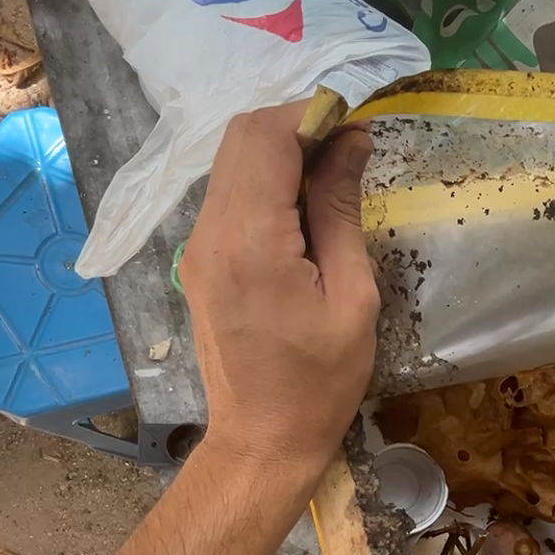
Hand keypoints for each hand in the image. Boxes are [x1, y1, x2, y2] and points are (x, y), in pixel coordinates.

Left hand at [180, 100, 380, 479]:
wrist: (263, 439)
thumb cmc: (321, 382)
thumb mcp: (353, 298)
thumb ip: (342, 212)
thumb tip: (352, 142)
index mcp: (251, 242)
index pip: (268, 137)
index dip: (314, 115)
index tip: (358, 126)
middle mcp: (210, 233)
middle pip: (241, 138)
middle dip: (297, 126)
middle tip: (349, 149)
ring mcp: (196, 247)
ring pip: (231, 163)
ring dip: (282, 153)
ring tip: (332, 179)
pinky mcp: (198, 262)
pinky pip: (229, 197)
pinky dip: (267, 183)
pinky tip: (302, 211)